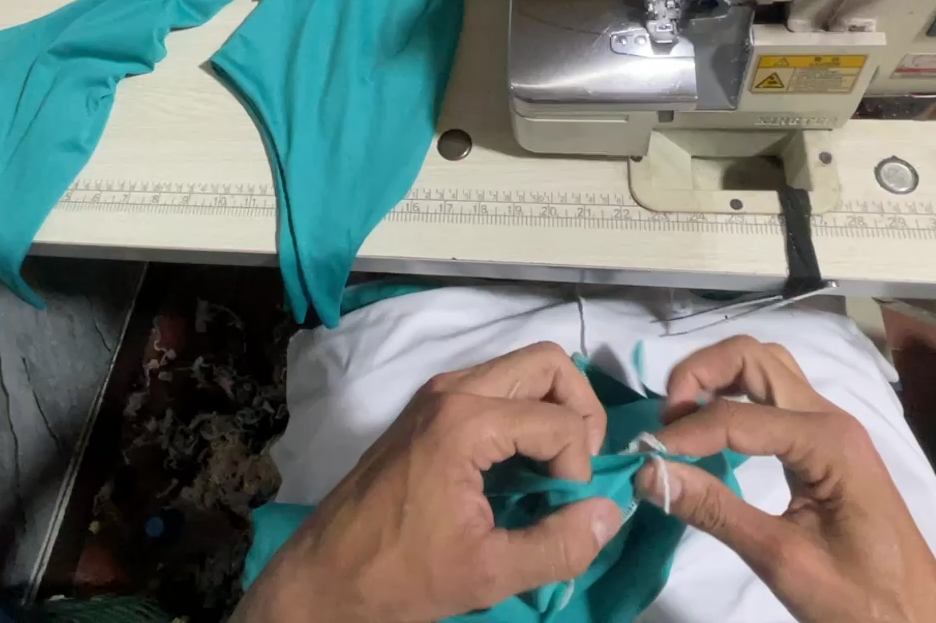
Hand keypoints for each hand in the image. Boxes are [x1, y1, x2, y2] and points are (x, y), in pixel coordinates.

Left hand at [235, 342, 621, 622]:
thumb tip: (609, 514)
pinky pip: (497, 384)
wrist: (326, 572)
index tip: (565, 510)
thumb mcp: (487, 573)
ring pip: (522, 367)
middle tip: (578, 466)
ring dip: (552, 406)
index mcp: (466, 421)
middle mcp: (454, 388)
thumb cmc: (400, 572)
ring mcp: (440, 391)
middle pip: (546, 362)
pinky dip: (524, 410)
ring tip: (556, 466)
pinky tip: (522, 462)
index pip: (559, 420)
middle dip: (579, 409)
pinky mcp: (432, 404)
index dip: (578, 467)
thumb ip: (558, 546)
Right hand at [636, 337, 935, 622]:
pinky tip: (714, 426)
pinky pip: (772, 390)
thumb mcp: (784, 562)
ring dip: (716, 377)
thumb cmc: (864, 603)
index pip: (737, 415)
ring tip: (684, 416)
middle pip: (752, 357)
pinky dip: (734, 393)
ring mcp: (830, 424)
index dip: (685, 433)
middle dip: (699, 374)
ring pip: (763, 364)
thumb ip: (714, 510)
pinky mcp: (824, 440)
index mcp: (827, 441)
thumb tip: (648, 474)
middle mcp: (829, 416)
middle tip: (668, 418)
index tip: (646, 457)